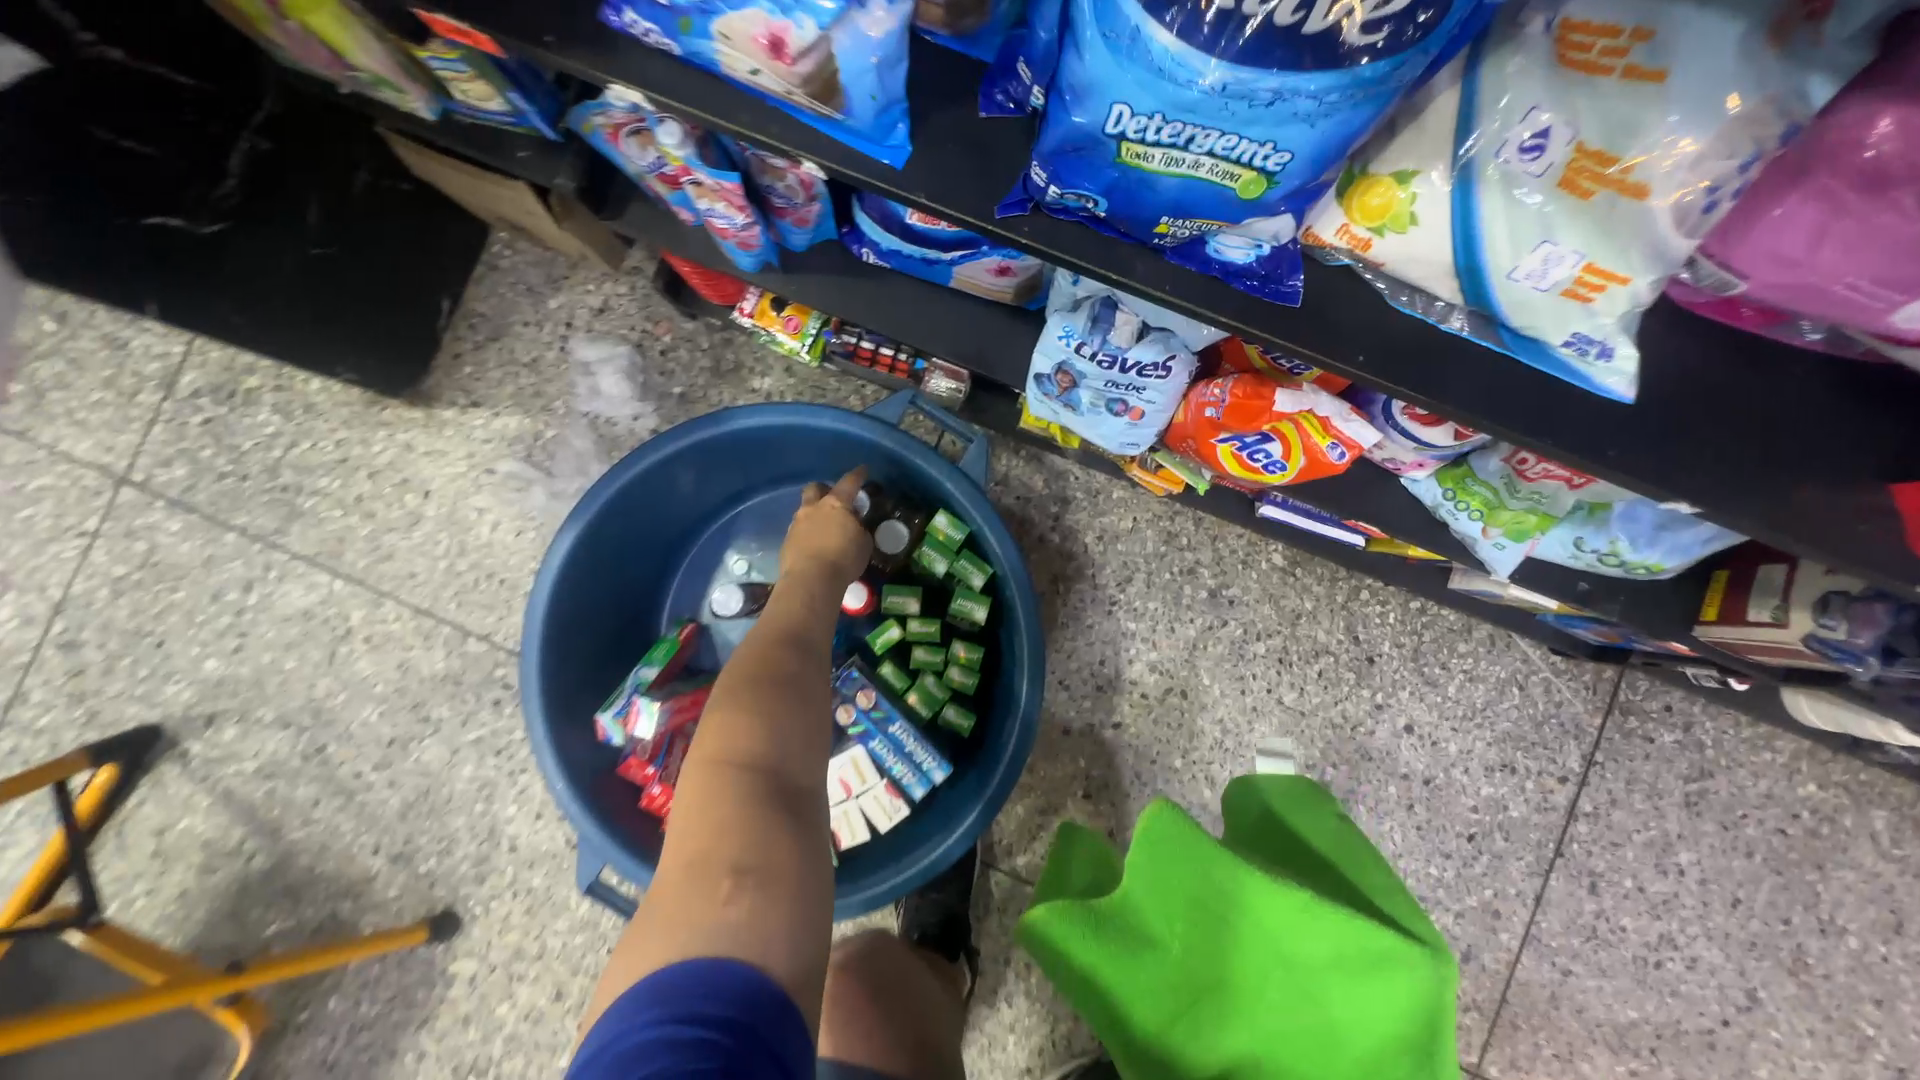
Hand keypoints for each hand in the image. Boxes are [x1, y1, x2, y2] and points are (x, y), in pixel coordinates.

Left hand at [780, 467, 872, 588]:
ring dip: (814, 514)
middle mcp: (812, 509)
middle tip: (833, 498)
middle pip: (815, 488)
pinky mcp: (786, 542)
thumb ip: (859, 530)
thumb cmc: (844, 559)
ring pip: (804, 510)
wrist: (811, 580)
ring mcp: (796, 524)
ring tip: (824, 528)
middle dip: (824, 489)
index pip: (849, 483)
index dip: (857, 475)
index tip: (862, 470)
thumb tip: (854, 527)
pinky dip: (807, 534)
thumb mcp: (864, 544)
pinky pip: (799, 531)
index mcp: (835, 504)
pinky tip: (814, 546)